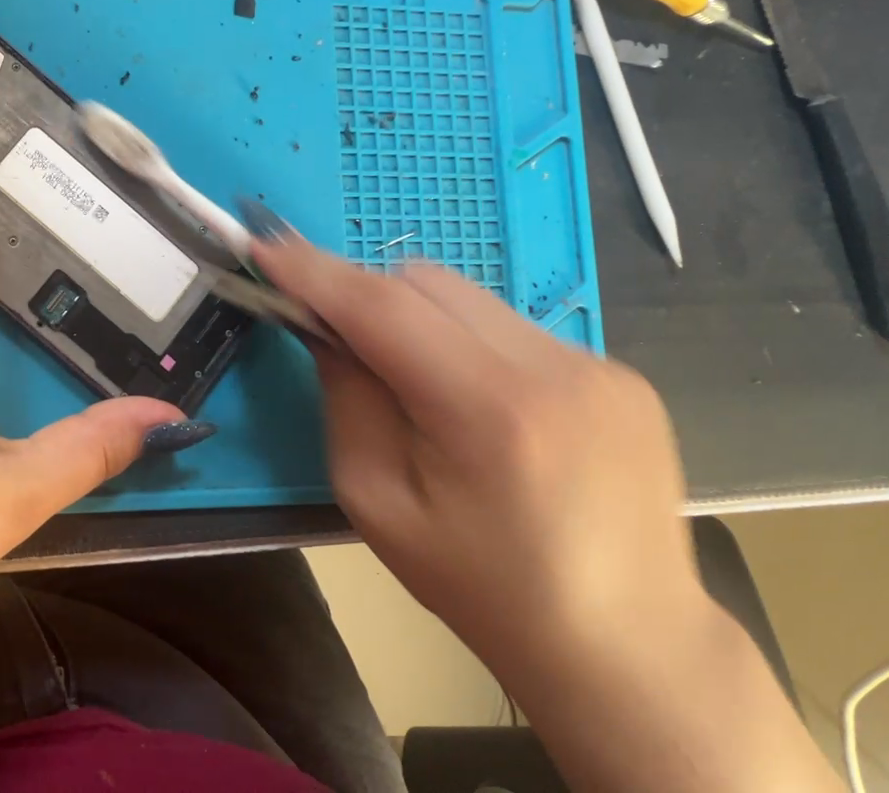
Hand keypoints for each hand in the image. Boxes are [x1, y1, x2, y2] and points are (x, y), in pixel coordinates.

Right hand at [248, 227, 704, 674]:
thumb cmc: (480, 585)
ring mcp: (598, 365)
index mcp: (490, 410)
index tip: (265, 247)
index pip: (381, 308)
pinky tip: (475, 406)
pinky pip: (512, 328)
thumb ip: (347, 399)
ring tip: (411, 383)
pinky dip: (467, 343)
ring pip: (469, 297)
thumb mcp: (376, 501)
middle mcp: (554, 367)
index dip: (315, 272)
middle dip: (363, 295)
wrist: (624, 642)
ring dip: (417, 318)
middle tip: (330, 335)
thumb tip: (326, 329)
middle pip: (426, 282)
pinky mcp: (619, 374)